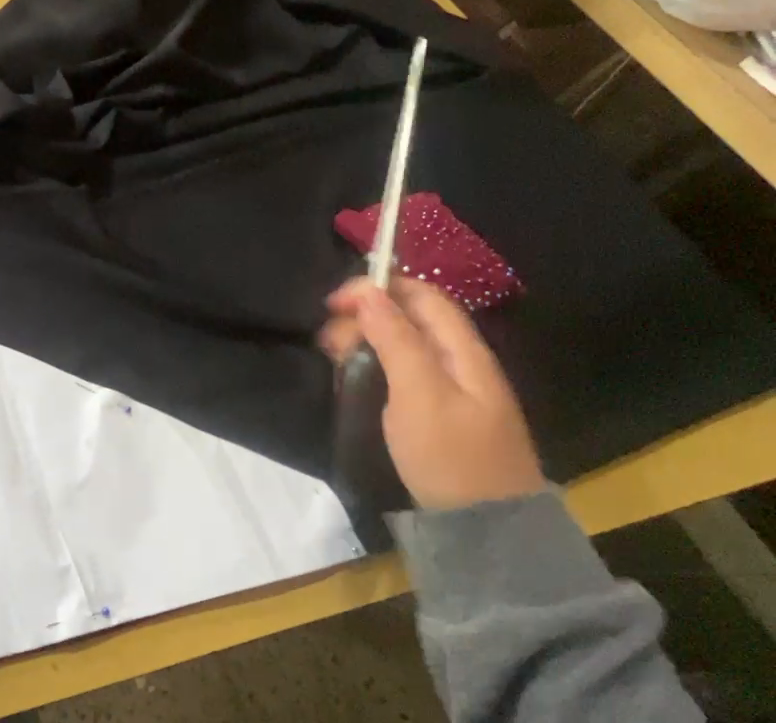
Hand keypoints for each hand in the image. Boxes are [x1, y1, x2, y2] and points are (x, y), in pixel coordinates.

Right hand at [319, 277, 545, 509]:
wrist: (486, 527)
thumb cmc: (451, 455)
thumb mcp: (420, 394)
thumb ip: (397, 340)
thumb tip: (371, 293)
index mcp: (464, 352)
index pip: (424, 295)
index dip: (379, 288)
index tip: (333, 305)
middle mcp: (459, 361)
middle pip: (410, 317)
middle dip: (365, 317)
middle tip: (329, 343)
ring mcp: (450, 387)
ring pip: (401, 342)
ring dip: (364, 341)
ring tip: (336, 362)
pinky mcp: (436, 410)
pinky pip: (400, 369)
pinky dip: (372, 365)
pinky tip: (353, 380)